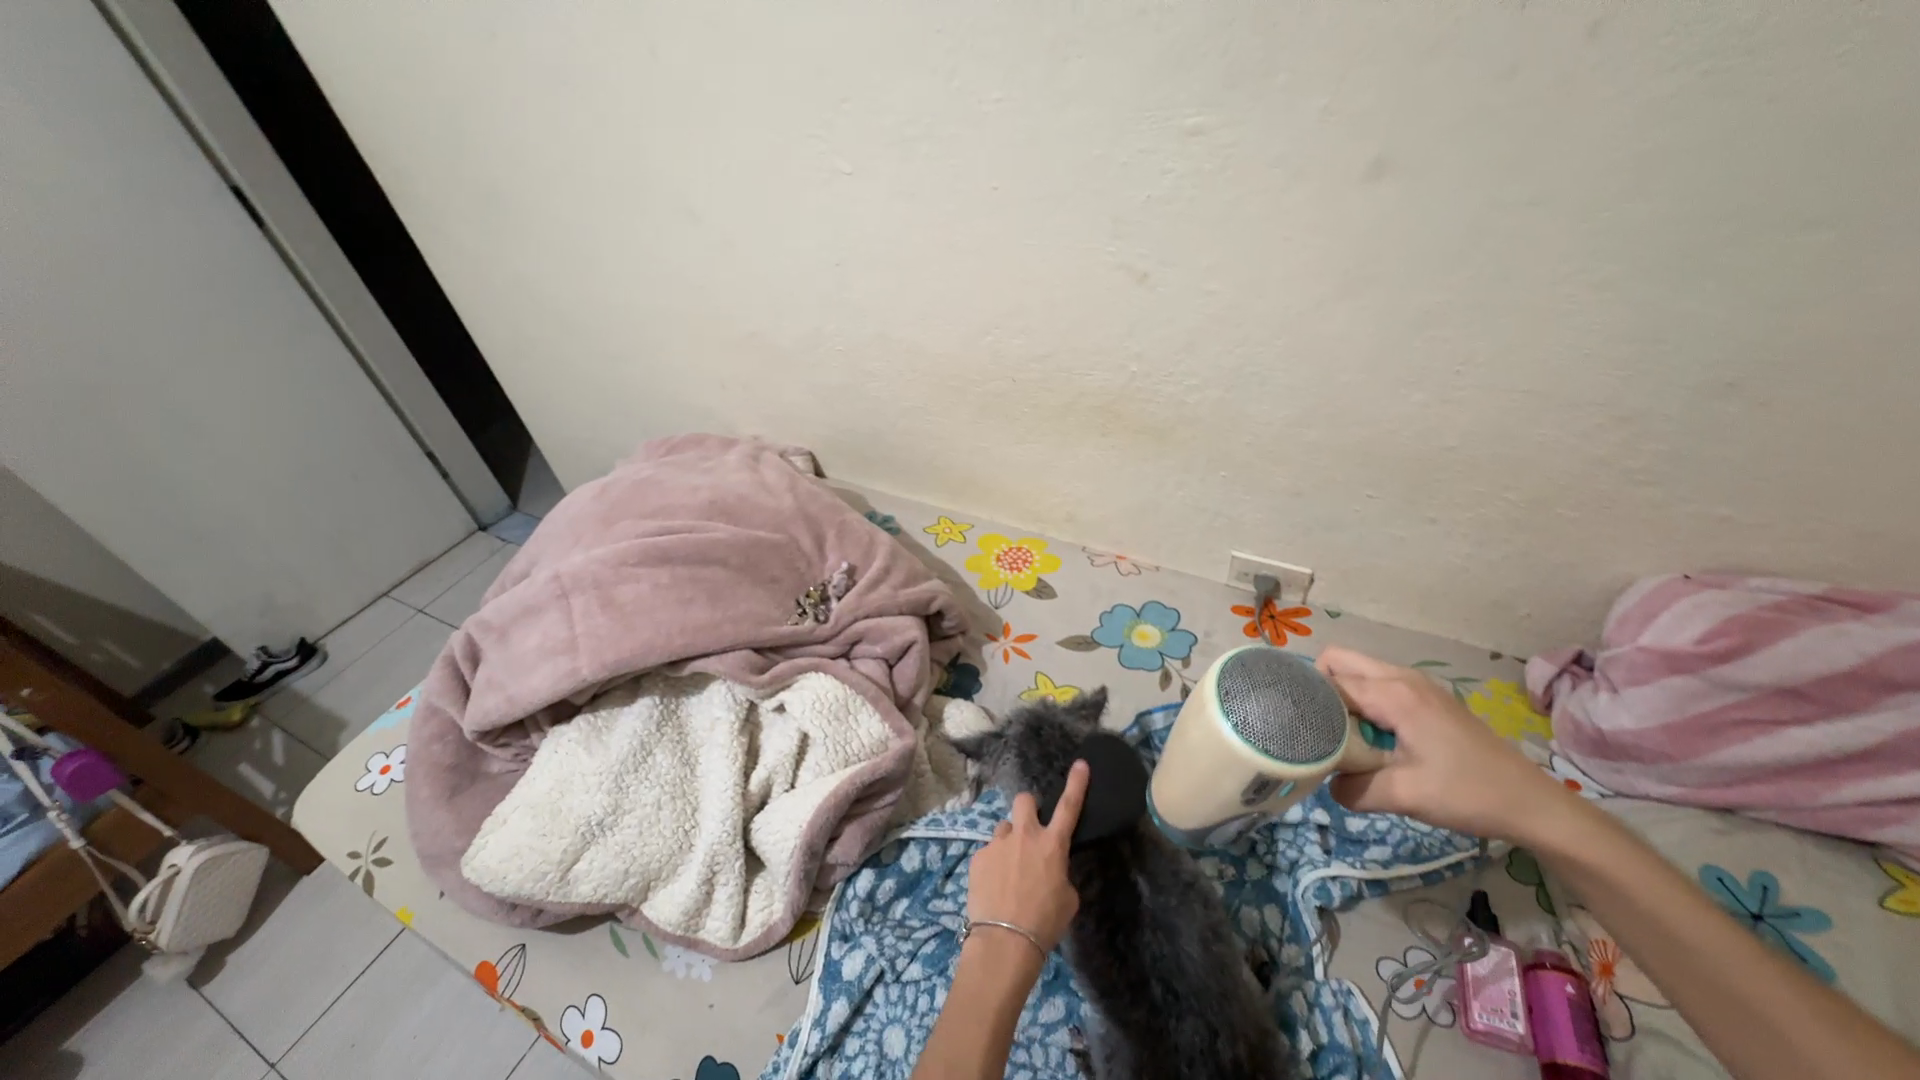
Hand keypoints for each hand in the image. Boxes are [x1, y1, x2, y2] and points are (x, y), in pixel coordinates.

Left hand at [965, 760, 1088, 951]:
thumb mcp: (1067, 898)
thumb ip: (1060, 874)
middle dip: (1030, 808)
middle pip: (1025, 801)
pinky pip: (989, 853)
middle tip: (1030, 829)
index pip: (1069, 806)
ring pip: (1004, 829)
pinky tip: (994, 887)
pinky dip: (994, 864)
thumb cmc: (1045, 922)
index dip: (1077, 783)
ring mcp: (997, 844)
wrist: (1004, 940)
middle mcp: (1024, 836)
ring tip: (1009, 871)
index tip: (1081, 764)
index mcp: (1052, 844)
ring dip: (1009, 842)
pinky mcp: (978, 858)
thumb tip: (1050, 871)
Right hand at [1316, 647, 1567, 840]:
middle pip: (1338, 661)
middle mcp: (1402, 678)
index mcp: (1394, 693)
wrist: (1531, 803)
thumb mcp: (1403, 796)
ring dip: (1341, 699)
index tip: (1297, 732)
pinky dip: (1362, 705)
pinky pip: (1377, 687)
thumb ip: (1352, 788)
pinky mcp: (1427, 700)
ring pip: (1357, 673)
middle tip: (1317, 732)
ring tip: (1341, 740)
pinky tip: (1369, 742)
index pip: (1328, 681)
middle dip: (1318, 691)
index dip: (1306, 703)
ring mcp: (1417, 686)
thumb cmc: (1468, 793)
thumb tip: (1326, 783)